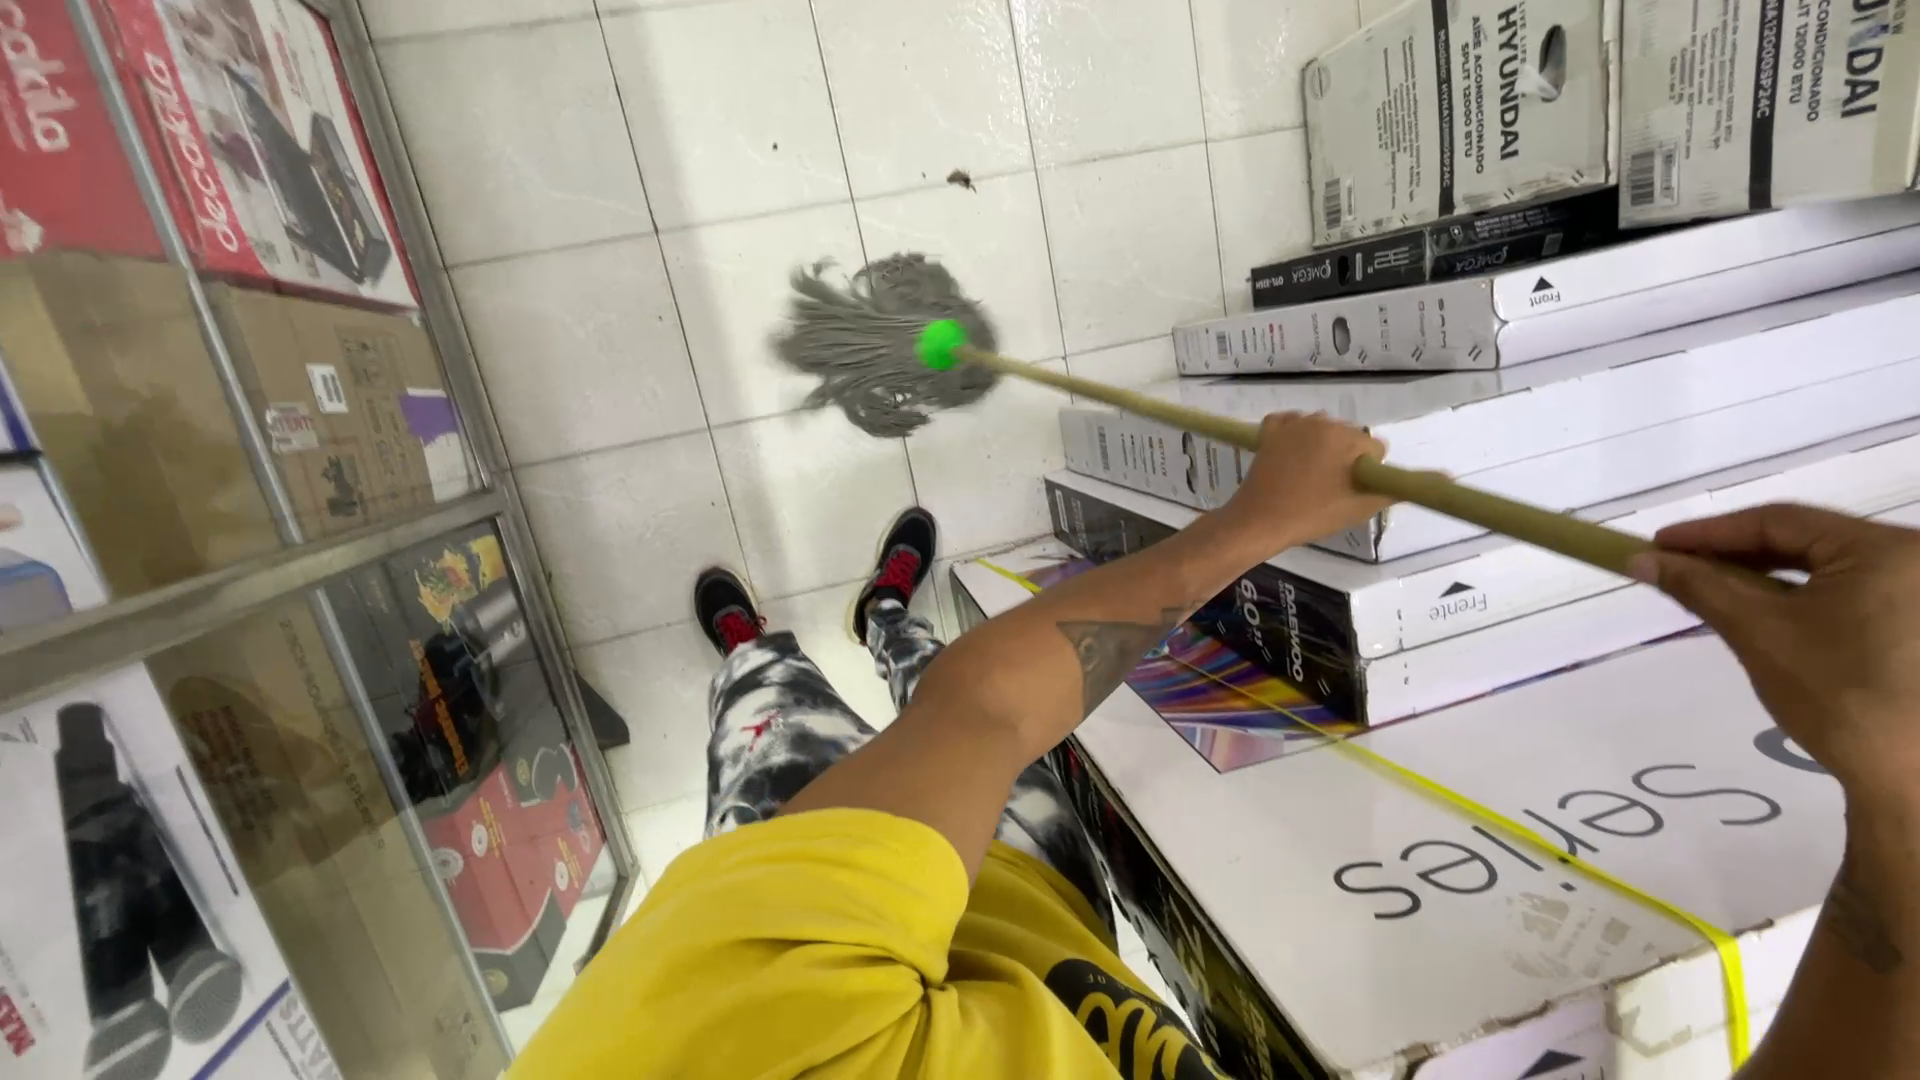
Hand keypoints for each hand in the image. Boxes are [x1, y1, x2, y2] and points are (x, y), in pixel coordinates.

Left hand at [1218, 412, 1392, 551]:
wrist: (1260, 520)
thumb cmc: (1311, 514)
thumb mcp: (1359, 508)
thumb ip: (1390, 491)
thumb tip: (1405, 484)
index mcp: (1346, 437)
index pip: (1374, 449)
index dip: (1368, 471)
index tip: (1352, 489)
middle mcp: (1321, 422)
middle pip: (1349, 436)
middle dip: (1346, 456)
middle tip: (1331, 485)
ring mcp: (1292, 425)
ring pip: (1321, 428)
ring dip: (1322, 445)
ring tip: (1311, 473)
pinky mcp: (1269, 433)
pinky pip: (1289, 422)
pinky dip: (1294, 432)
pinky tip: (1294, 449)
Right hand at [1630, 505, 1919, 803]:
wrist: (1916, 774)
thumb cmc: (1837, 694)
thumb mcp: (1756, 631)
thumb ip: (1698, 585)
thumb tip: (1640, 559)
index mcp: (1891, 550)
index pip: (1780, 521)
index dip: (1708, 531)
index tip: (1655, 544)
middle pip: (1808, 539)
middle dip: (1735, 551)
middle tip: (1675, 565)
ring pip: (1830, 564)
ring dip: (1765, 571)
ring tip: (1710, 586)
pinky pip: (1856, 588)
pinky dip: (1802, 591)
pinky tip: (1766, 607)